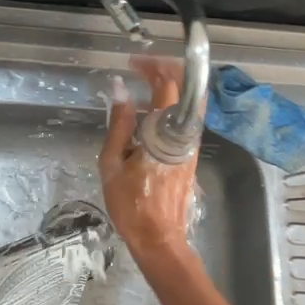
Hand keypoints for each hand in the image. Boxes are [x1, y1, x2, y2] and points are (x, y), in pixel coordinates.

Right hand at [100, 57, 199, 264]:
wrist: (159, 239)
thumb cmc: (131, 204)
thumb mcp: (113, 162)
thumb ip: (119, 123)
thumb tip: (120, 89)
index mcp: (164, 132)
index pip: (168, 85)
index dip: (152, 67)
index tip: (132, 64)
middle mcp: (184, 134)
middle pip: (185, 89)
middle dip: (164, 72)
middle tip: (139, 70)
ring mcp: (191, 145)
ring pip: (187, 104)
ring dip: (167, 89)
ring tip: (140, 89)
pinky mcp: (190, 155)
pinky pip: (183, 121)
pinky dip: (167, 108)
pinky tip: (146, 117)